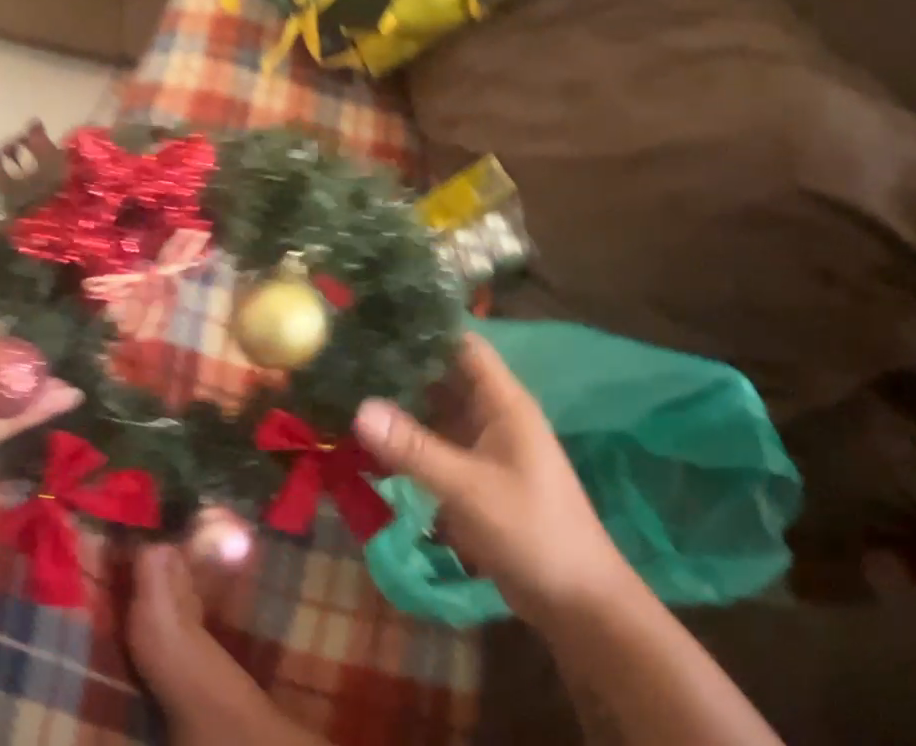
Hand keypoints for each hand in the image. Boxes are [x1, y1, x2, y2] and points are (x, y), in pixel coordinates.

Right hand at [353, 334, 631, 627]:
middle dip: (396, 365)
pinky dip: (400, 441)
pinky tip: (361, 442)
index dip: (423, 326)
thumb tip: (358, 407)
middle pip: (440, 375)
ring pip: (431, 411)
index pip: (462, 344)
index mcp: (503, 403)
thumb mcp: (469, 488)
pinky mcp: (469, 475)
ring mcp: (479, 446)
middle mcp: (490, 415)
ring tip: (341, 390)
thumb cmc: (532, 530)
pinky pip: (429, 445)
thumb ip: (414, 448)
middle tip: (341, 356)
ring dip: (394, 405)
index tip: (373, 316)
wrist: (575, 600)